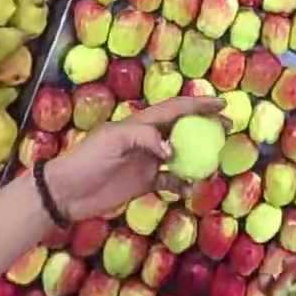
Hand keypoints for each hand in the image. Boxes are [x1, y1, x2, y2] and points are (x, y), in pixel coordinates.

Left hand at [43, 95, 225, 219]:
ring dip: (198, 158)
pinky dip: (182, 184)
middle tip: (228, 130)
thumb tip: (172, 152)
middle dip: (206, 126)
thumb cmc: (87, 159)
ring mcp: (147, 161)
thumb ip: (144, 138)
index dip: (198, 104)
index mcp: (140, 123)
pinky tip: (190, 190)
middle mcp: (147, 139)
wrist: (67, 191)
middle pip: (182, 128)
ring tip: (214, 163)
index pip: (174, 109)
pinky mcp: (144, 183)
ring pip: (180, 155)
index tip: (222, 104)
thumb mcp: (113, 140)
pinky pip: (170, 181)